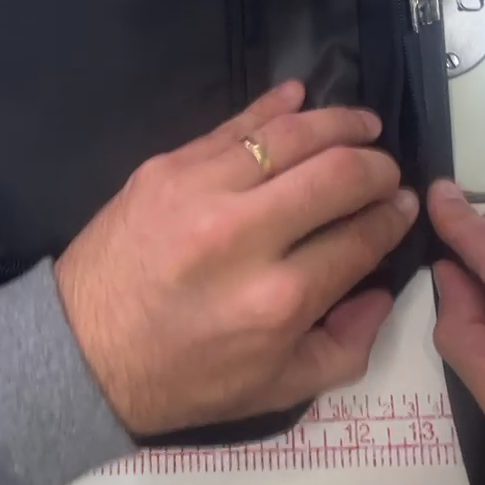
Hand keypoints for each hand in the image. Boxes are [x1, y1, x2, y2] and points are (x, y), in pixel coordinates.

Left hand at [56, 82, 417, 435]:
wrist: (81, 350)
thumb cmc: (181, 377)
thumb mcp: (274, 390)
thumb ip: (346, 346)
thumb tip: (384, 287)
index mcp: (277, 300)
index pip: (359, 238)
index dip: (392, 216)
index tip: (403, 205)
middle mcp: (243, 236)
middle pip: (334, 176)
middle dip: (375, 167)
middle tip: (386, 168)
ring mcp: (201, 191)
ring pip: (289, 136)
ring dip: (337, 123)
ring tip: (363, 124)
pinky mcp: (167, 166)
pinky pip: (232, 125)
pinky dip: (272, 106)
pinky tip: (300, 95)